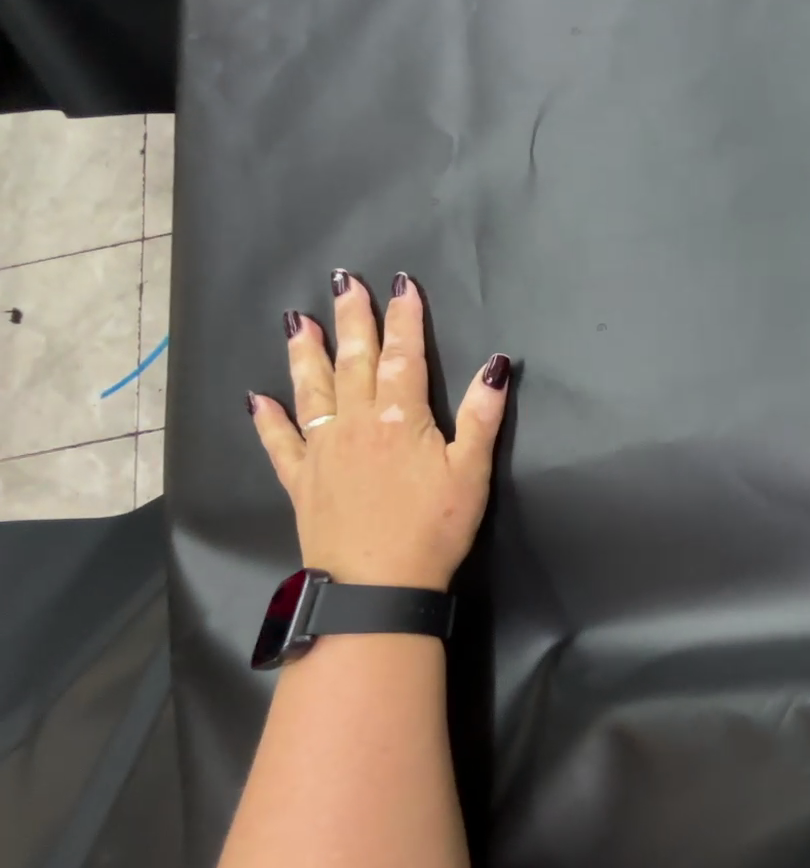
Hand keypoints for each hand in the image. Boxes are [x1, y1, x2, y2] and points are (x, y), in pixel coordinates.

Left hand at [247, 270, 510, 591]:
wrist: (376, 585)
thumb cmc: (435, 525)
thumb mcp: (473, 469)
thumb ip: (482, 414)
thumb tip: (496, 365)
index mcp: (401, 418)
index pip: (405, 356)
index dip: (406, 318)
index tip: (402, 284)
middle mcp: (356, 424)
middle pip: (355, 362)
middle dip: (354, 320)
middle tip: (345, 283)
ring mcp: (323, 451)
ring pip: (313, 390)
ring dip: (307, 353)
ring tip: (299, 321)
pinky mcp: (303, 480)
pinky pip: (279, 441)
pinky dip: (267, 418)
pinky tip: (256, 397)